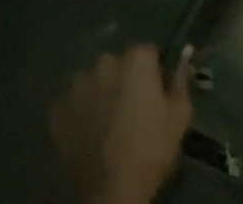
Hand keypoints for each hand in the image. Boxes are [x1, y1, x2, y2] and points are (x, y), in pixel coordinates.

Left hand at [49, 43, 194, 203]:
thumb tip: (184, 56)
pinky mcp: (58, 108)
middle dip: (125, 80)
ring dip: (101, 93)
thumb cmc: (150, 150)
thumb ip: (181, 80)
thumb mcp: (180, 116)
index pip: (148, 53)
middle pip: (118, 64)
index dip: (154, 72)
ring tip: (108, 122)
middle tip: (132, 109)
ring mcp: (77, 85)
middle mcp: (104, 64)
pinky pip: (74, 102)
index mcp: (136, 61)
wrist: (109, 190)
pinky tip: (89, 132)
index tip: (156, 93)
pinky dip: (81, 112)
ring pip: (94, 81)